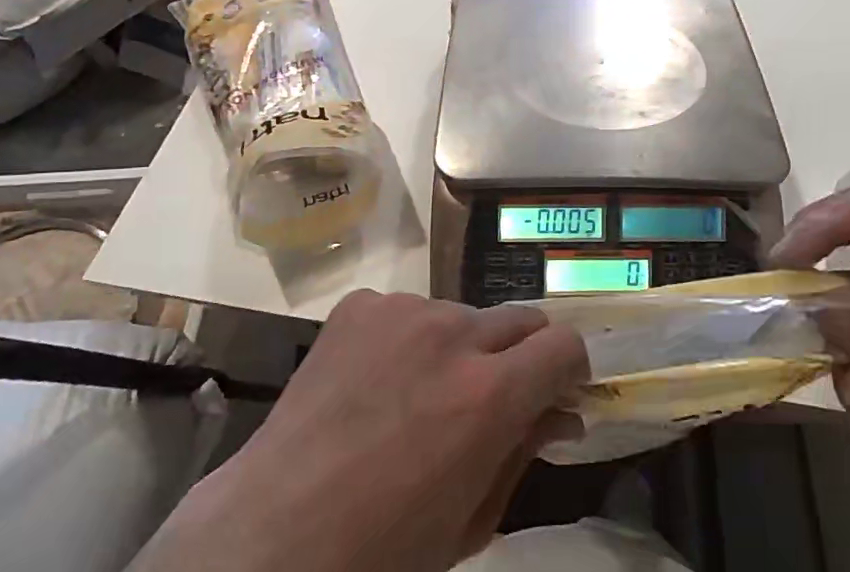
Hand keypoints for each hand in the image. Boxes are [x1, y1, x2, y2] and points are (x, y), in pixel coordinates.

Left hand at [129, 290, 588, 571]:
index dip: (569, 370)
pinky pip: (406, 311)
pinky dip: (408, 338)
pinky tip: (380, 379)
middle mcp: (449, 333)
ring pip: (459, 314)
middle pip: (518, 319)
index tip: (558, 391)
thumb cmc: (385, 545)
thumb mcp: (472, 517)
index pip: (563, 345)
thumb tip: (561, 414)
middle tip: (494, 396)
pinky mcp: (358, 304)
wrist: (280, 524)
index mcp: (487, 393)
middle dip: (520, 356)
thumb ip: (524, 452)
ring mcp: (398, 310)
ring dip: (459, 347)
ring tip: (422, 392)